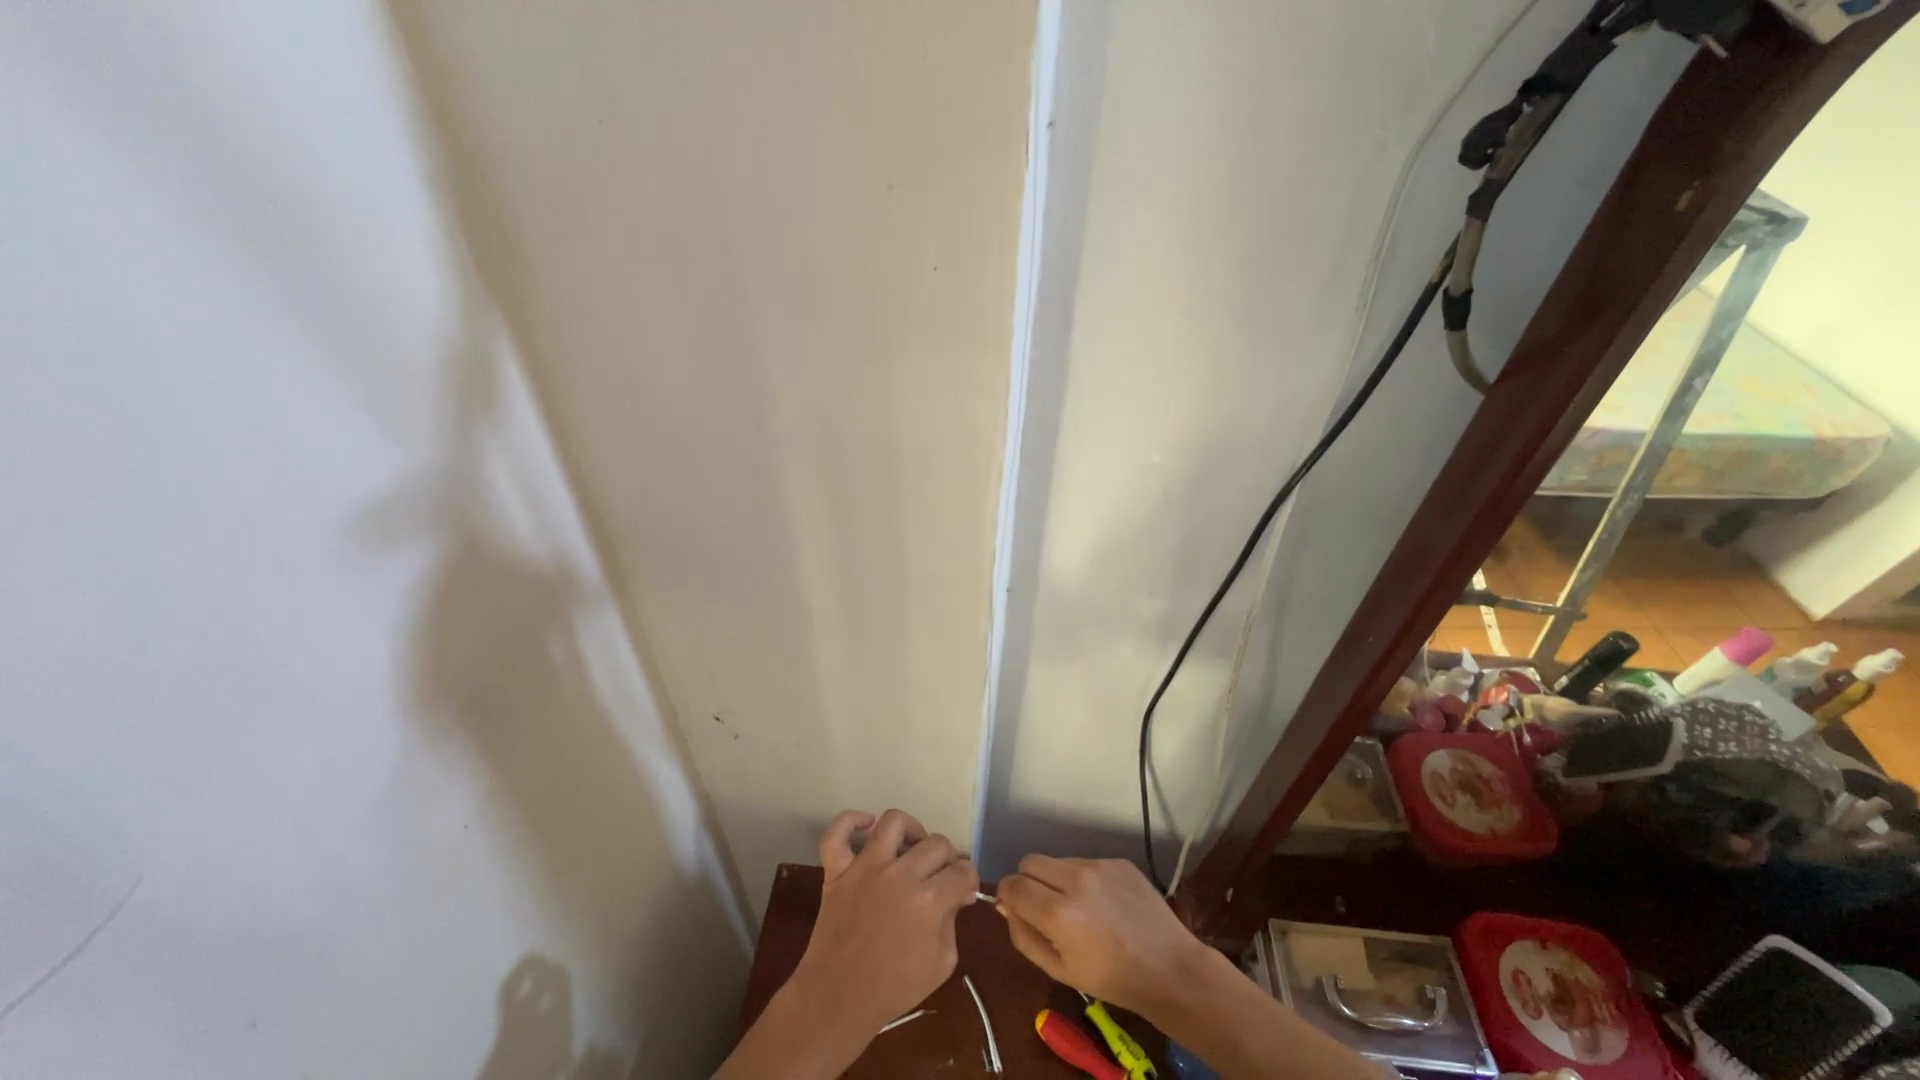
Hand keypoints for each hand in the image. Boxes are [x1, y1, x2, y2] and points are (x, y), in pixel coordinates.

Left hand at [788, 809, 978, 1033]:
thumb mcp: (942, 962)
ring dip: (911, 830)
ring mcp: (864, 869)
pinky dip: (851, 821)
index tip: (963, 892)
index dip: (969, 880)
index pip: (962, 871)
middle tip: (941, 878)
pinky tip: (867, 825)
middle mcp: (899, 875)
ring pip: (893, 822)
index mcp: (929, 901)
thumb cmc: (894, 988)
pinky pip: (837, 833)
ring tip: (912, 848)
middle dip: (947, 859)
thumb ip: (952, 921)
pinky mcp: (836, 872)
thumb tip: (956, 894)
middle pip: (936, 843)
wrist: (839, 998)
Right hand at [996, 855, 1208, 1017]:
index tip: (1017, 909)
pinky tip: (1104, 904)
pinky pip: (1086, 863)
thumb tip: (1005, 906)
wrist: (1169, 968)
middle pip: (1029, 862)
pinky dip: (1085, 880)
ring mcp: (1100, 866)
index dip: (1008, 896)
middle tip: (1045, 907)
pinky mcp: (1119, 861)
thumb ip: (1023, 935)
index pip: (1012, 884)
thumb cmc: (1111, 979)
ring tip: (1080, 908)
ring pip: (1058, 861)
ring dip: (1057, 880)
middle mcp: (1076, 880)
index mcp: (1058, 912)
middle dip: (1028, 882)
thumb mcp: (1059, 969)